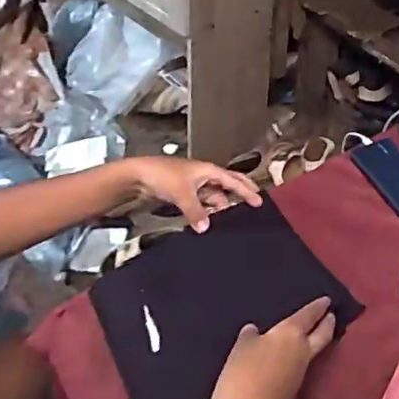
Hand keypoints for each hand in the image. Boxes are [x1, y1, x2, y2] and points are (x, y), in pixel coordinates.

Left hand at [124, 156, 261, 231]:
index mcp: (210, 170)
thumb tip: (207, 228)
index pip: (234, 181)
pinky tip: (208, 218)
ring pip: (214, 194)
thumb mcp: (182, 194)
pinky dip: (206, 209)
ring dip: (221, 204)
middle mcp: (205, 176)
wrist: (139, 175)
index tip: (259, 201)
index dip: (247, 191)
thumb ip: (196, 212)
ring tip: (229, 218)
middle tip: (252, 203)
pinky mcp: (184, 192)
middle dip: (241, 192)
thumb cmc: (165, 177)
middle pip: (228, 184)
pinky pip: (202, 201)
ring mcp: (195, 184)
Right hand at [191, 298, 336, 398]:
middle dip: (328, 323)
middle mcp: (302, 352)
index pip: (310, 314)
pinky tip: (286, 365)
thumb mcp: (241, 348)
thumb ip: (250, 336)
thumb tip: (254, 331)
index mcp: (292, 333)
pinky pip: (299, 371)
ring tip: (306, 338)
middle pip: (323, 334)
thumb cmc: (241, 375)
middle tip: (331, 315)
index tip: (327, 300)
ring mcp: (300, 375)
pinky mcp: (292, 395)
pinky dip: (298, 363)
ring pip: (312, 353)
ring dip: (313, 344)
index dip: (319, 306)